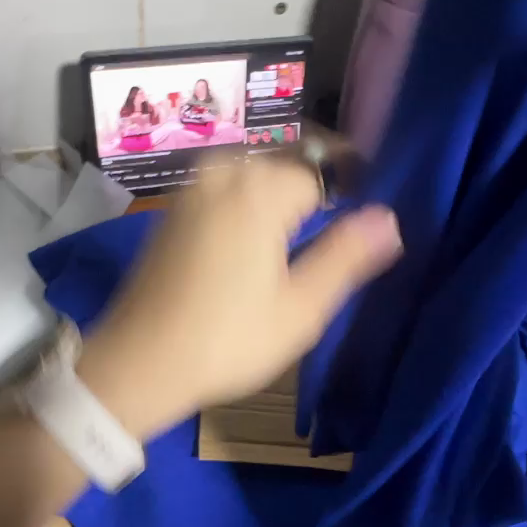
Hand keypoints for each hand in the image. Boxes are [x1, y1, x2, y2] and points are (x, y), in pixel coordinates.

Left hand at [76, 157, 401, 438]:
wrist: (138, 362)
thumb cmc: (226, 341)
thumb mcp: (300, 309)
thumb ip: (346, 256)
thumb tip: (389, 218)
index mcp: (259, 189)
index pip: (326, 167)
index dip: (353, 188)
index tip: (368, 212)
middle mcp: (224, 172)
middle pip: (290, 163)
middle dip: (318, 186)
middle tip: (341, 228)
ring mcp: (193, 187)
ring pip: (257, 174)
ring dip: (284, 194)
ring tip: (305, 236)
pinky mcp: (174, 208)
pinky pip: (228, 188)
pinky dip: (250, 203)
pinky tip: (259, 242)